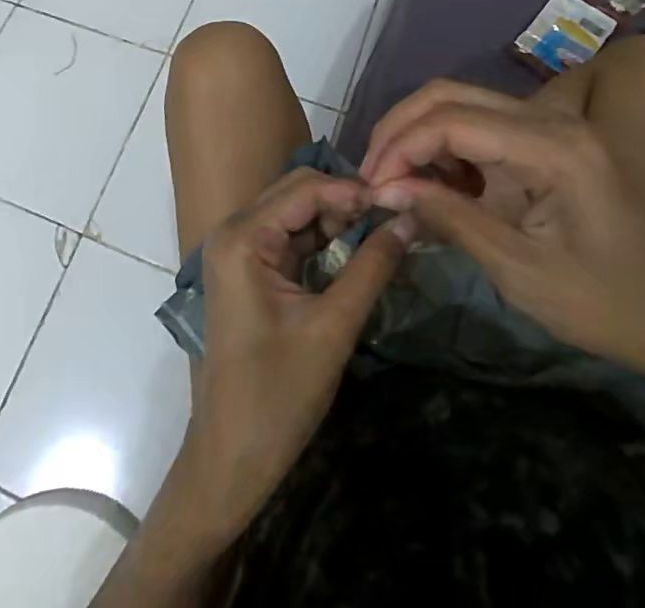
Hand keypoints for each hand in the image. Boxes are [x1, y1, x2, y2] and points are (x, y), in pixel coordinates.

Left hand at [186, 169, 411, 534]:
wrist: (233, 456)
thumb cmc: (278, 393)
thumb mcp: (334, 325)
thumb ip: (373, 265)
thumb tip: (411, 218)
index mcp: (242, 240)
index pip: (307, 189)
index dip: (355, 191)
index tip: (402, 203)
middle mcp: (235, 235)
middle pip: (299, 192)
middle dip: (347, 200)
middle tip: (394, 217)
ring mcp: (240, 254)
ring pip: (299, 213)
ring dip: (340, 218)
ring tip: (386, 230)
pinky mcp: (252, 273)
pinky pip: (294, 239)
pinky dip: (328, 239)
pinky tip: (361, 248)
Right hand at [361, 81, 644, 382]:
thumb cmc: (600, 303)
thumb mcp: (516, 269)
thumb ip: (449, 218)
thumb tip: (384, 190)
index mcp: (552, 147)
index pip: (452, 120)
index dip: (399, 148)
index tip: (368, 190)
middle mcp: (553, 120)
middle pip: (452, 96)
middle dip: (401, 131)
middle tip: (371, 180)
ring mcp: (553, 128)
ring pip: (464, 106)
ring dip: (420, 138)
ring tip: (393, 188)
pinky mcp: (549, 145)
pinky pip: (485, 130)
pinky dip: (448, 152)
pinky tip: (432, 189)